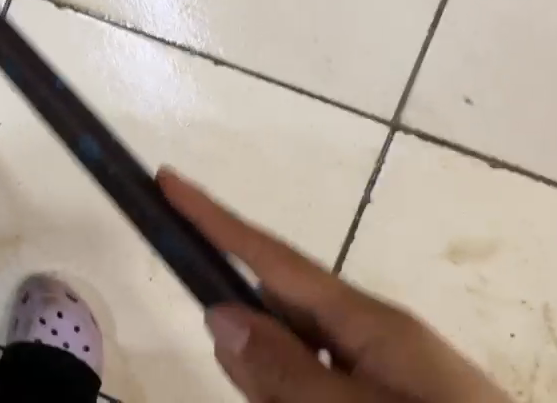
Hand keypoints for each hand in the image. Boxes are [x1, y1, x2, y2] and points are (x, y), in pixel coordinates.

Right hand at [160, 169, 509, 402]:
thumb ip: (288, 371)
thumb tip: (219, 313)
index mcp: (375, 324)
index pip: (272, 256)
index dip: (213, 217)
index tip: (164, 177)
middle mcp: (379, 338)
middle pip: (276, 316)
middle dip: (252, 351)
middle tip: (262, 397)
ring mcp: (390, 374)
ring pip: (294, 361)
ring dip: (280, 391)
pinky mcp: (392, 397)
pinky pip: (321, 386)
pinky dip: (302, 399)